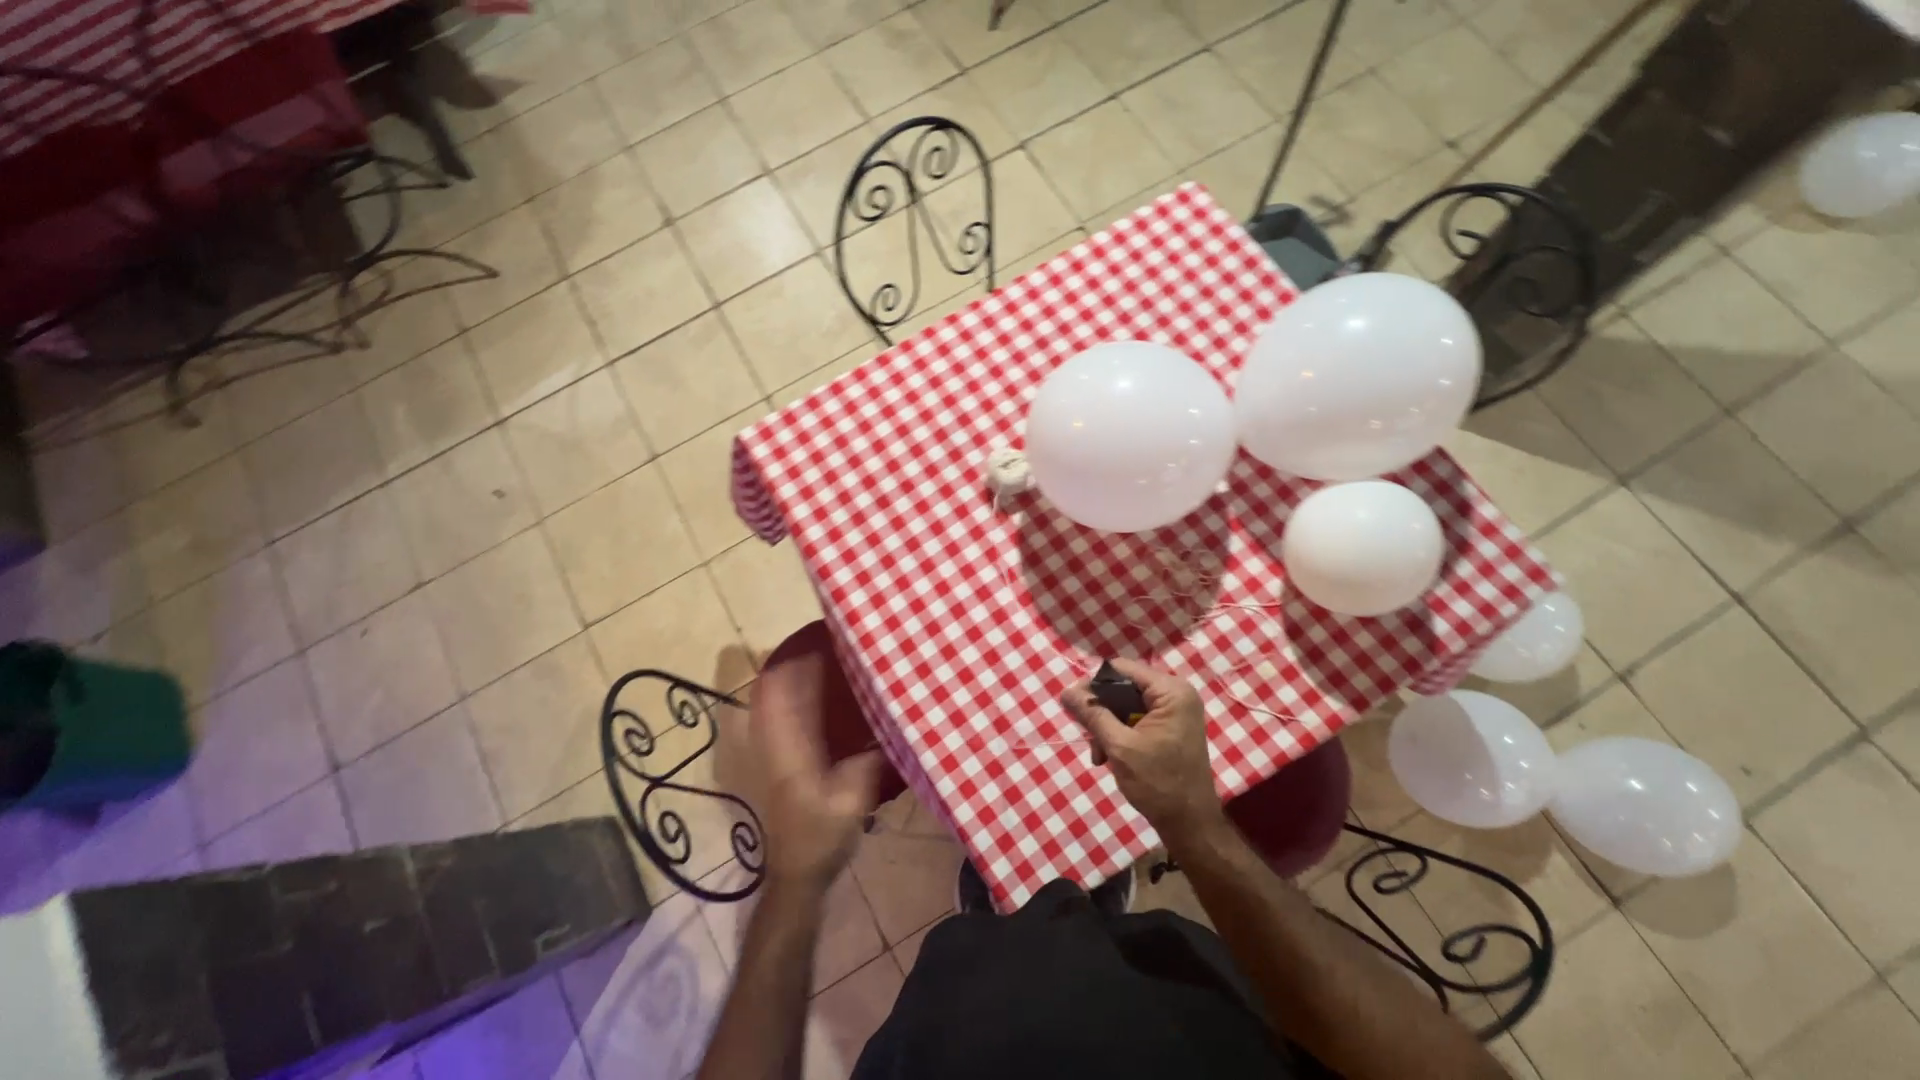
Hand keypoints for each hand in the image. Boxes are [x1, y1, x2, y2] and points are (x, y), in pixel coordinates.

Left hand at [749, 648, 879, 889]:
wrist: (796, 876)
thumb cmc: (819, 837)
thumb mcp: (852, 798)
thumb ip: (870, 759)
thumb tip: (894, 722)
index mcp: (784, 744)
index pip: (782, 688)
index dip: (798, 658)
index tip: (825, 636)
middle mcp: (772, 741)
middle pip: (778, 687)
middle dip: (803, 661)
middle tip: (840, 643)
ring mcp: (774, 752)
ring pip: (782, 701)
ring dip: (804, 678)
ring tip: (840, 661)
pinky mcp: (783, 762)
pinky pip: (790, 718)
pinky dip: (807, 700)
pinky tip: (836, 698)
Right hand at [1063, 658, 1222, 842]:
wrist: (1189, 824)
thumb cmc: (1158, 783)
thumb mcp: (1119, 747)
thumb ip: (1093, 714)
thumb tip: (1066, 692)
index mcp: (1170, 691)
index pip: (1122, 669)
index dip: (1094, 684)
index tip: (1073, 705)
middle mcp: (1176, 694)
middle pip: (1123, 687)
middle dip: (1101, 711)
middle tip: (1087, 736)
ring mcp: (1175, 712)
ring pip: (1126, 706)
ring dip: (1107, 727)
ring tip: (1098, 756)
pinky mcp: (1170, 728)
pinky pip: (1137, 720)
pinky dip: (1120, 735)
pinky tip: (1109, 757)